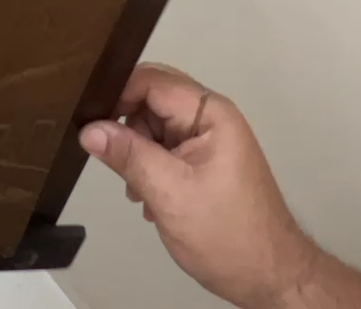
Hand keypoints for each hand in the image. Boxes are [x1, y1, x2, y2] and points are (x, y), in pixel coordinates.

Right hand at [79, 64, 360, 308]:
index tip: (93, 121)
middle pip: (152, 99)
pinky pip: (164, 144)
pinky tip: (147, 195)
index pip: (153, 81)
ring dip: (137, 150)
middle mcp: (210, 116)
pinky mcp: (204, 158)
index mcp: (210, 112)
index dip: (120, 95)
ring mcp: (208, 137)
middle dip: (128, 126)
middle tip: (114, 158)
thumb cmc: (230, 236)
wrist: (270, 279)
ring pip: (155, 123)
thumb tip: (89, 129)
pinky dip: (149, 164)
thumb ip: (129, 156)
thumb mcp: (170, 194)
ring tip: (136, 188)